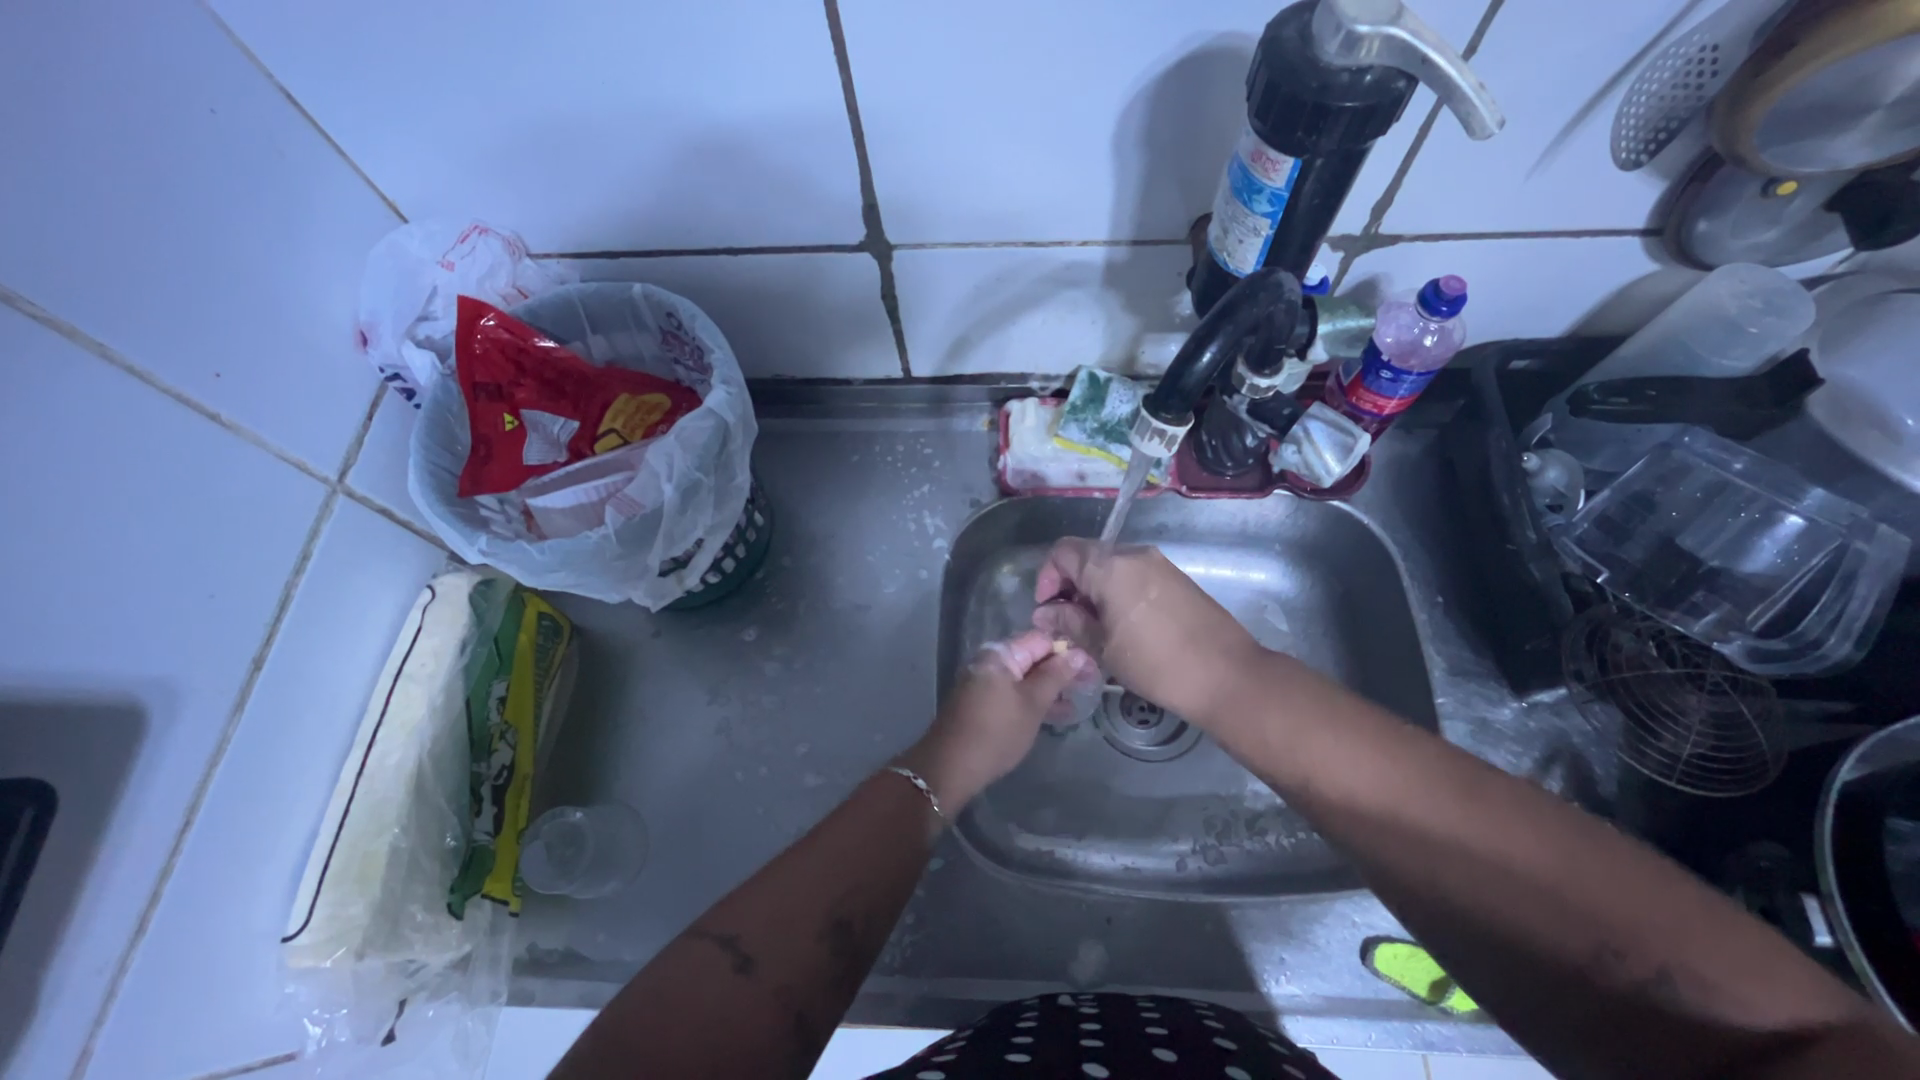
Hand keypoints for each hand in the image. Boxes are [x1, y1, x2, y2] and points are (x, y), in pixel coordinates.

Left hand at [896, 629, 1093, 811]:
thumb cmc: (997, 731)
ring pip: (1024, 677)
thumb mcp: (1032, 703)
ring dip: (1049, 688)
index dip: (1068, 651)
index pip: (1042, 640)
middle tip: (1089, 687)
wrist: (951, 767)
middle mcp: (989, 661)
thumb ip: (1055, 675)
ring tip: (1076, 703)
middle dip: (1060, 671)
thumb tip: (1077, 653)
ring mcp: (984, 681)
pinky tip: (1054, 714)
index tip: (1092, 668)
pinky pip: (1014, 692)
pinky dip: (1033, 699)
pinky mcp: (982, 702)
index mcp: (1000, 653)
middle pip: (1033, 657)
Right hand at [1031, 538, 1264, 725]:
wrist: (1227, 675)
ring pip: (1112, 566)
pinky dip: (1119, 592)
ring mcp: (1159, 563)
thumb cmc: (1156, 664)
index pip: (1063, 552)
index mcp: (1110, 566)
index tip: (1048, 610)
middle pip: (1087, 556)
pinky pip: (1134, 575)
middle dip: (1070, 585)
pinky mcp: (1176, 578)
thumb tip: (1044, 612)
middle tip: (1069, 623)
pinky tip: (1124, 626)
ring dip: (1095, 590)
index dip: (1047, 577)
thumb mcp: (1103, 647)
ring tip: (1096, 628)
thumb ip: (1069, 622)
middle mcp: (1134, 554)